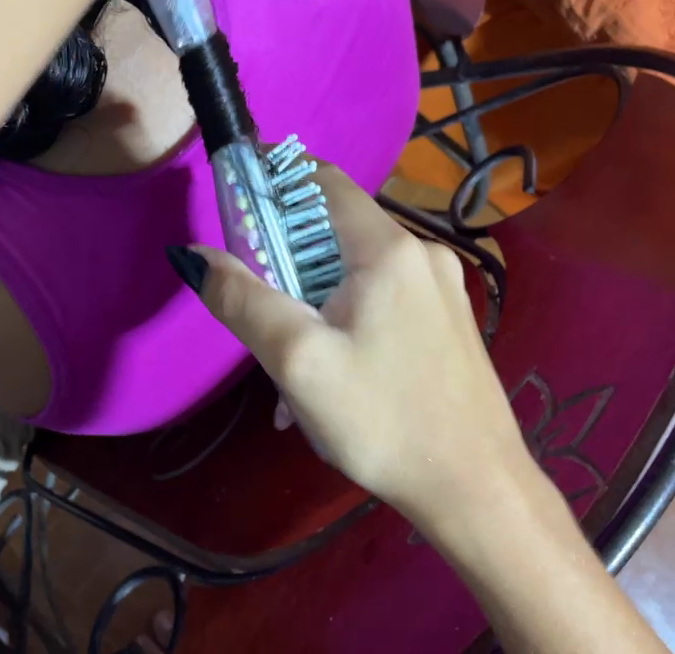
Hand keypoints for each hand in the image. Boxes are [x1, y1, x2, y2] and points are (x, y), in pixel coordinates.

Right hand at [173, 164, 529, 522]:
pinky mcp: (446, 322)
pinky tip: (328, 374)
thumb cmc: (384, 419)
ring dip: (310, 297)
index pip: (322, 179)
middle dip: (285, 257)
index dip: (273, 180)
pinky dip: (341, 317)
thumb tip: (193, 255)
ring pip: (352, 269)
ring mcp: (440, 290)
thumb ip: (241, 298)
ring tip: (289, 357)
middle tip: (258, 305)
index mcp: (388, 248)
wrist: (480, 495)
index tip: (233, 203)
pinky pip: (378, 298)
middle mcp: (421, 254)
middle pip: (332, 228)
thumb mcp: (296, 360)